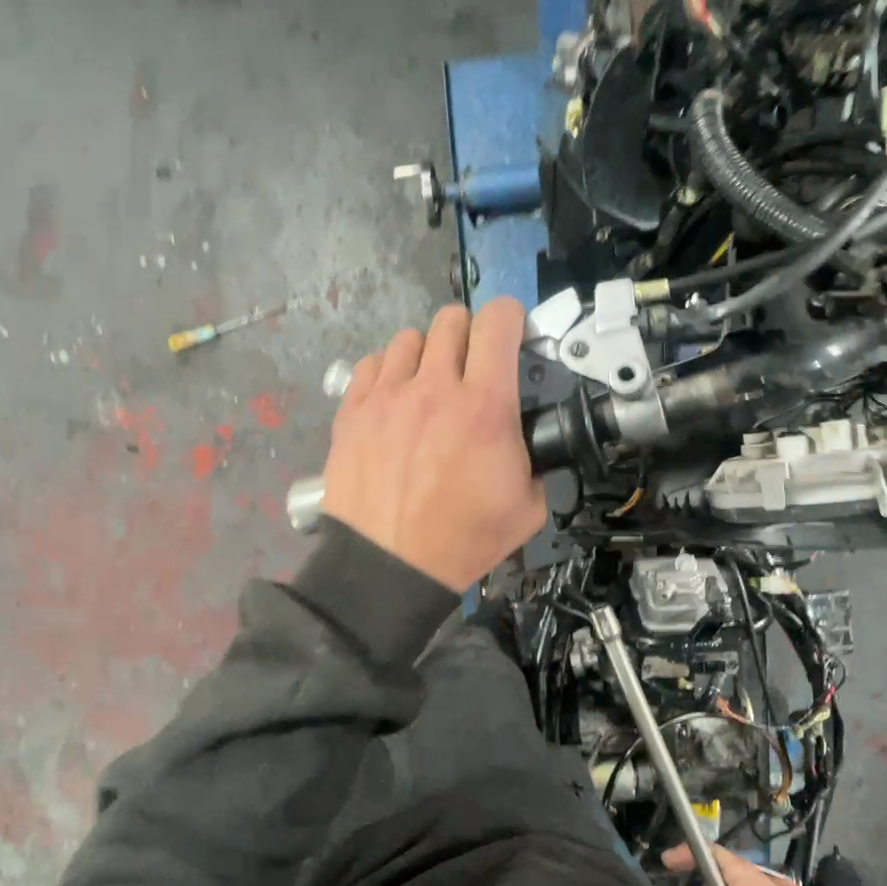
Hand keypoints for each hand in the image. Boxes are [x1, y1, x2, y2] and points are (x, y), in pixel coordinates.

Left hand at [321, 298, 546, 592]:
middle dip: (469, 334)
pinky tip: (393, 398)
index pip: (499, 323)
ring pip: (409, 338)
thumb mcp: (527, 506)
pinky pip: (371, 364)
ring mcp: (387, 396)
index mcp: (485, 406)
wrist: (390, 567)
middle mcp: (435, 387)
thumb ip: (534, 460)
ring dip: (426, 353)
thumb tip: (524, 443)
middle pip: (452, 320)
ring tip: (428, 384)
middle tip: (471, 365)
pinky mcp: (352, 410)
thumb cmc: (461, 540)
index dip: (511, 318)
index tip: (512, 334)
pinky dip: (387, 372)